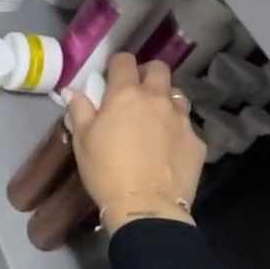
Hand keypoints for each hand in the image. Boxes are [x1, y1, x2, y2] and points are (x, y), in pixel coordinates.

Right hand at [65, 53, 204, 232]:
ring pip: (177, 95)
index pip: (124, 61)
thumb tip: (72, 91)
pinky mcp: (197, 141)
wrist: (146, 207)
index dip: (117, 64)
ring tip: (155, 118)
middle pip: (159, 69)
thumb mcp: (83, 140)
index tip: (112, 74)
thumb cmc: (106, 171)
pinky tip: (168, 147)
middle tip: (137, 91)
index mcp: (125, 95)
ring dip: (166, 99)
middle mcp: (157, 99)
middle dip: (148, 73)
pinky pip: (187, 126)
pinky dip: (177, 129)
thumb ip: (79, 110)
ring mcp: (181, 120)